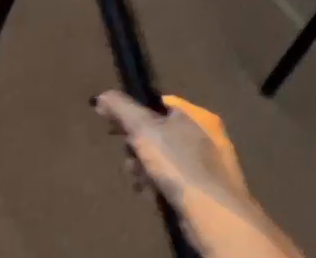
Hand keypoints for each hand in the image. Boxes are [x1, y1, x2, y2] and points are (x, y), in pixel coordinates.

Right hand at [94, 92, 301, 257]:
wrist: (215, 217)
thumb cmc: (178, 164)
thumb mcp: (142, 127)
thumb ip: (119, 106)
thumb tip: (101, 98)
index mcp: (197, 116)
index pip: (156, 103)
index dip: (131, 111)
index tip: (115, 126)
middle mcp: (207, 137)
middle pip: (157, 131)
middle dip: (135, 143)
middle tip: (127, 154)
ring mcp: (210, 166)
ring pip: (163, 156)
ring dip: (142, 164)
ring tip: (136, 176)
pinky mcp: (207, 191)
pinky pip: (174, 177)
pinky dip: (157, 181)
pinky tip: (148, 190)